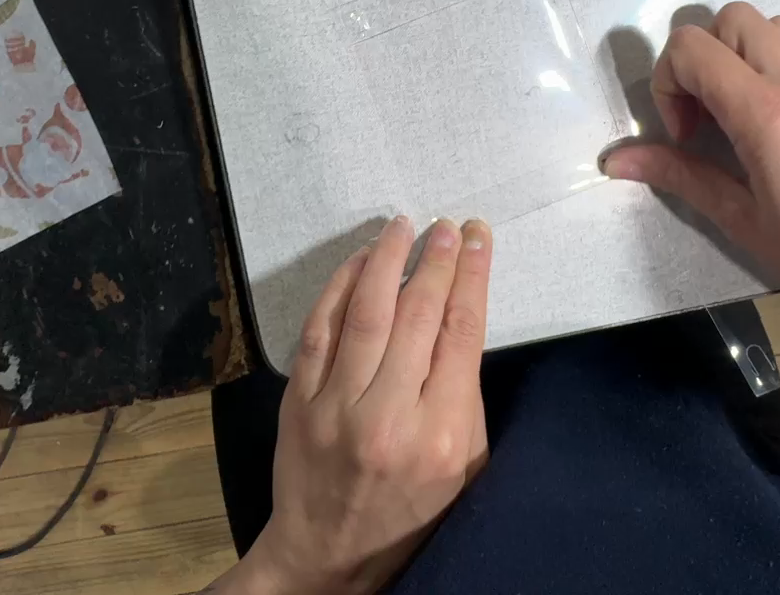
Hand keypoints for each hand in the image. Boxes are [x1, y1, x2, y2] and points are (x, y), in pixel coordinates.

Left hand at [228, 217, 492, 594]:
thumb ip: (464, 389)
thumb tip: (459, 309)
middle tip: (446, 225)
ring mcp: (337, 406)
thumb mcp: (465, 462)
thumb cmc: (412, 508)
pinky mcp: (300, 399)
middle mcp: (389, 416)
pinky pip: (321, 326)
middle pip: (418, 314)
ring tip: (403, 226)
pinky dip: (341, 285)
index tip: (478, 236)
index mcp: (442, 434)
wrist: (328, 554)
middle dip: (437, 260)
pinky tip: (361, 259)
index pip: (462, 332)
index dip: (473, 276)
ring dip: (388, 259)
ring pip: (367, 311)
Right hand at [602, 2, 779, 345]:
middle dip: (698, 58)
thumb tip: (614, 161)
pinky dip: (766, 63)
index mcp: (763, 110)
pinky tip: (767, 120)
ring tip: (731, 109)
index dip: (667, 85)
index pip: (691, 48)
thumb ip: (676, 176)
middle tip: (701, 115)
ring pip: (767, 24)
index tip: (683, 137)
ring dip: (735, 53)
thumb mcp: (739, 219)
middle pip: (728, 18)